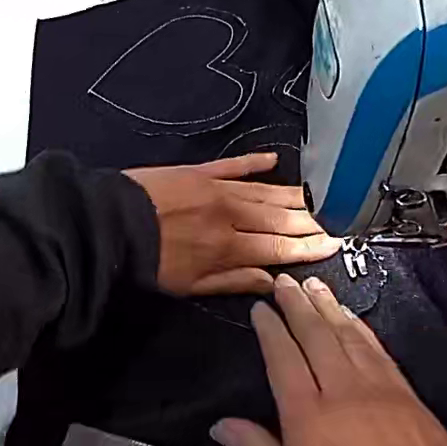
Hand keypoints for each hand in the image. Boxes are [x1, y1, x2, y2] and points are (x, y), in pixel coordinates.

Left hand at [123, 152, 338, 295]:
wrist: (109, 224)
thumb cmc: (149, 262)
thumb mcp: (190, 286)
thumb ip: (235, 280)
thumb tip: (274, 281)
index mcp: (230, 246)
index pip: (280, 248)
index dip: (309, 247)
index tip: (334, 244)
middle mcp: (232, 215)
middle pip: (280, 218)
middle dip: (311, 221)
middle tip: (336, 220)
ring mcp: (219, 188)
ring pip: (266, 192)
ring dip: (294, 196)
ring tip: (319, 199)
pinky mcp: (202, 171)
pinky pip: (236, 164)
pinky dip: (256, 162)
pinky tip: (275, 160)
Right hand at [213, 274, 446, 445]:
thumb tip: (221, 425)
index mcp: (307, 416)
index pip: (283, 357)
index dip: (271, 329)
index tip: (261, 307)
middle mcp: (341, 390)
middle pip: (315, 335)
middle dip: (297, 304)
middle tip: (284, 282)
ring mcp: (376, 386)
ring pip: (346, 334)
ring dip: (328, 306)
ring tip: (314, 286)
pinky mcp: (404, 390)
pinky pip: (375, 347)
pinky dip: (359, 326)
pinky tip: (351, 317)